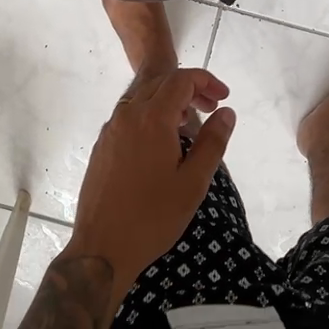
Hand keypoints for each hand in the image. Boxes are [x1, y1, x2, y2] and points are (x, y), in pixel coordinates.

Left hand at [65, 69, 235, 285]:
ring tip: (188, 124)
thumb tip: (226, 112)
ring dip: (168, 100)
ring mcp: (111, 128)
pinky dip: (150, 113)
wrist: (102, 248)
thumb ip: (213, 142)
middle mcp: (128, 114)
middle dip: (189, 88)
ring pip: (143, 96)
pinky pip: (129, 114)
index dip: (206, 81)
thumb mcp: (193, 183)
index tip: (223, 96)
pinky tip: (161, 142)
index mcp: (152, 118)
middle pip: (161, 83)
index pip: (181, 80)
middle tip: (211, 107)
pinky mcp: (102, 144)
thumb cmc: (153, 217)